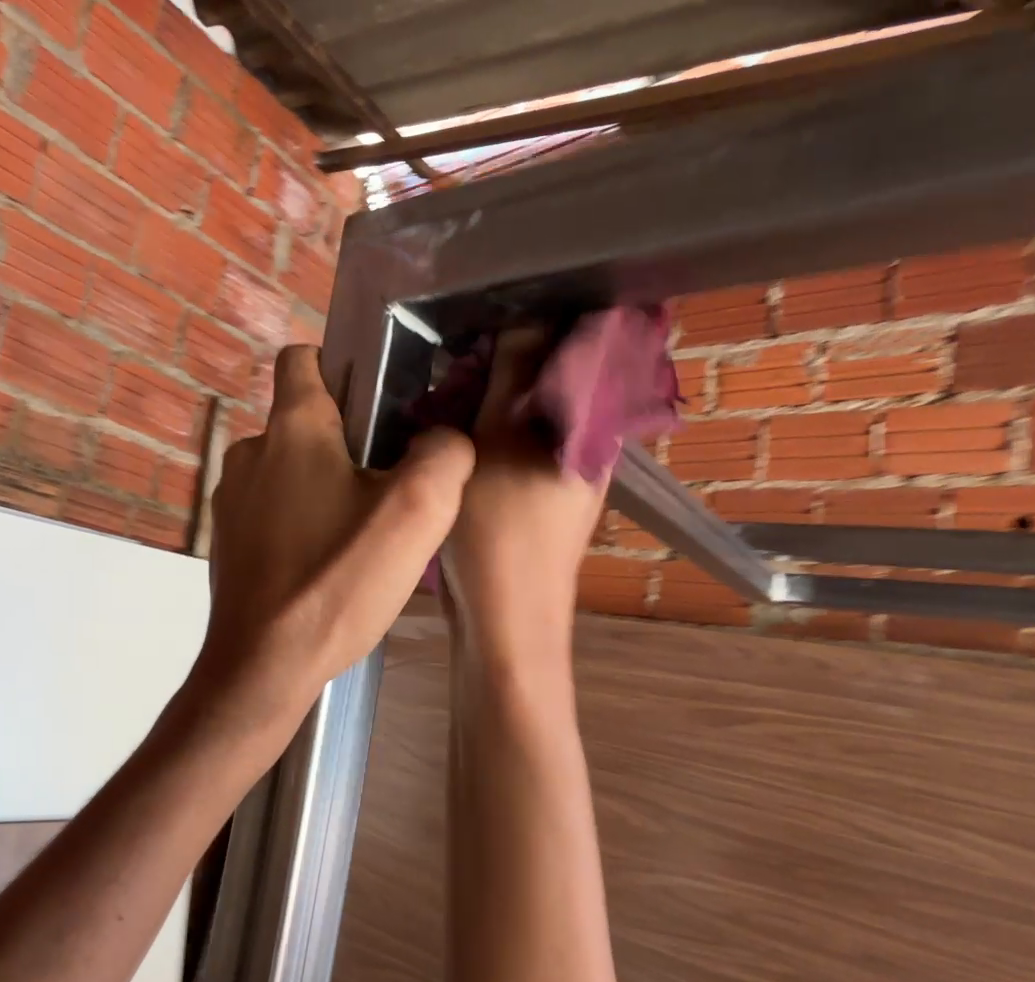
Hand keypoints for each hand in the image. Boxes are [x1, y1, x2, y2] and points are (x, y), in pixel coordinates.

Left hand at [200, 345, 474, 718]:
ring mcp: (231, 501)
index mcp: (292, 428)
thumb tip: (445, 439)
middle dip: (345, 442)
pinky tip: (326, 565)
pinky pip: (271, 513)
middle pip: (303, 422)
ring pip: (288, 471)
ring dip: (323, 487)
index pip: (303, 358)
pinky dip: (298, 523)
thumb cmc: (338, 580)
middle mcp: (250, 452)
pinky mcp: (227, 543)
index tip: (376, 404)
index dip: (341, 368)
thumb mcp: (417, 512)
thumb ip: (445, 455)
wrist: (264, 666)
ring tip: (360, 533)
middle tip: (389, 486)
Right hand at [441, 328, 606, 647]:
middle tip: (454, 350)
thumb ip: (512, 373)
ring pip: (523, 409)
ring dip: (487, 392)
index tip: (491, 308)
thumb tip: (528, 309)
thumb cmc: (501, 528)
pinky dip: (482, 426)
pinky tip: (446, 424)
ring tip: (443, 383)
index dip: (539, 318)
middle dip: (503, 357)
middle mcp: (584, 439)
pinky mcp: (531, 491)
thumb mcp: (496, 439)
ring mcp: (558, 468)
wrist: (502, 620)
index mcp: (592, 420)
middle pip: (547, 376)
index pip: (580, 344)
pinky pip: (509, 440)